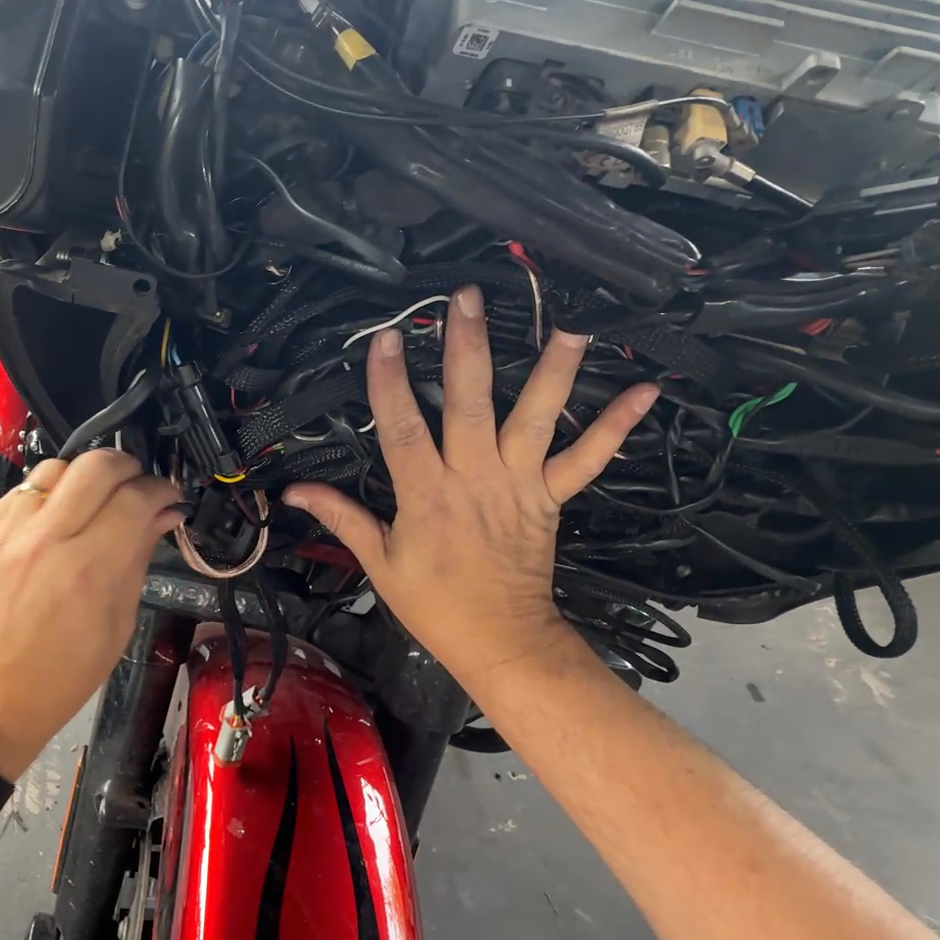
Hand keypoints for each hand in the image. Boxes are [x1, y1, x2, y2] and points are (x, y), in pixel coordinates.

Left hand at [0, 451, 181, 779]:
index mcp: (87, 570)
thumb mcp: (118, 624)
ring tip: (95, 500)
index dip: (161, 490)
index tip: (167, 498)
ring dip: (86, 476)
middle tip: (137, 489)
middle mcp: (46, 540)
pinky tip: (57, 516)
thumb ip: (138, 558)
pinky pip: (23, 489)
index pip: (135, 497)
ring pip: (58, 466)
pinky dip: (49, 493)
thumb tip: (160, 515)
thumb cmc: (62, 675)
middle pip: (97, 465)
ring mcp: (8, 533)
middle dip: (128, 469)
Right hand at [281, 285, 658, 683]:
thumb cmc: (435, 603)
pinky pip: (586, 459)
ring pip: (535, 420)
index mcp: (426, 495)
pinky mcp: (550, 497)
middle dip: (466, 348)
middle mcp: (475, 479)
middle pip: (470, 404)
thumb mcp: (379, 562)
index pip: (401, 427)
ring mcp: (518, 485)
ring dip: (552, 372)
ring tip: (568, 327)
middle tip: (467, 299)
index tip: (385, 337)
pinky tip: (646, 391)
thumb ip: (341, 516)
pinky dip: (614, 427)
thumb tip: (293, 491)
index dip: (390, 381)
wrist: (501, 640)